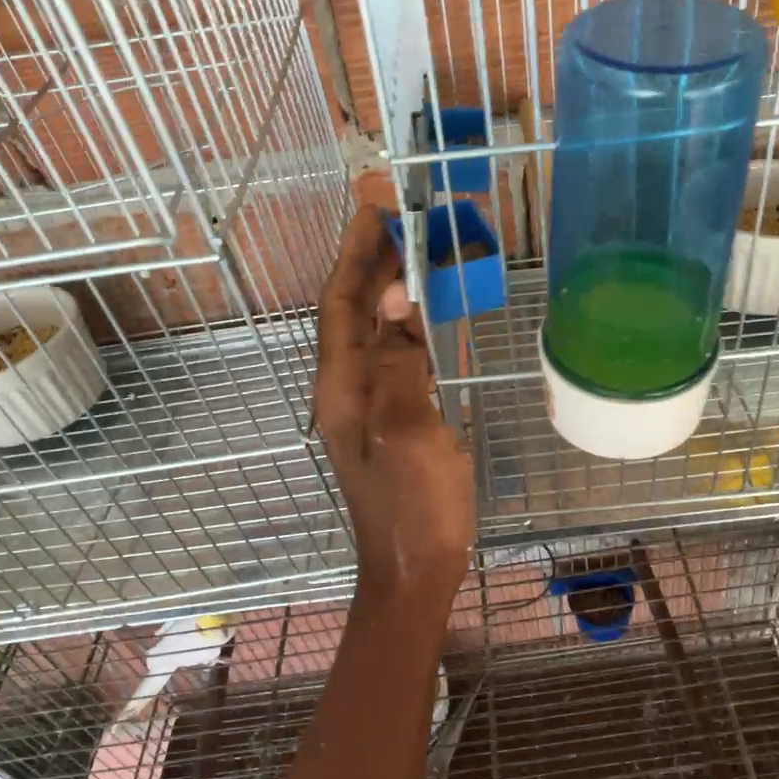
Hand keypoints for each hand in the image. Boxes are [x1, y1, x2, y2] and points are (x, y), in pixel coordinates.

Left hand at [314, 207, 475, 595]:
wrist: (413, 570)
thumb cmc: (412, 506)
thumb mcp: (406, 430)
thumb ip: (397, 362)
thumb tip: (397, 297)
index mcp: (341, 386)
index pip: (341, 303)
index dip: (356, 254)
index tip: (376, 208)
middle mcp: (349, 389)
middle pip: (357, 312)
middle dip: (377, 263)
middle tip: (408, 219)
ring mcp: (373, 407)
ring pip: (380, 334)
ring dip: (398, 293)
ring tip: (426, 253)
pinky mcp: (398, 423)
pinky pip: (402, 362)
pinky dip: (417, 331)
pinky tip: (437, 318)